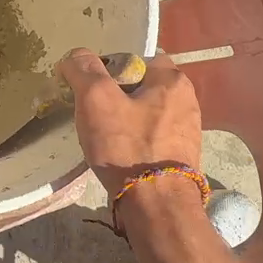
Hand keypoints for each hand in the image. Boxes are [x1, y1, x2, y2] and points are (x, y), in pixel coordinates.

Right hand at [58, 49, 202, 195]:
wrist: (157, 205)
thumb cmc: (127, 146)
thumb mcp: (96, 98)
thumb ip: (84, 70)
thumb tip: (76, 56)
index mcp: (172, 80)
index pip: (134, 59)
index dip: (108, 69)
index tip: (90, 90)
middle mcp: (187, 101)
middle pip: (138, 86)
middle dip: (114, 96)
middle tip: (92, 113)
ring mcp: (187, 130)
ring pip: (143, 112)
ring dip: (123, 119)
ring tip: (103, 136)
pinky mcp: (182, 155)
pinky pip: (151, 135)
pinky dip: (134, 140)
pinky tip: (120, 154)